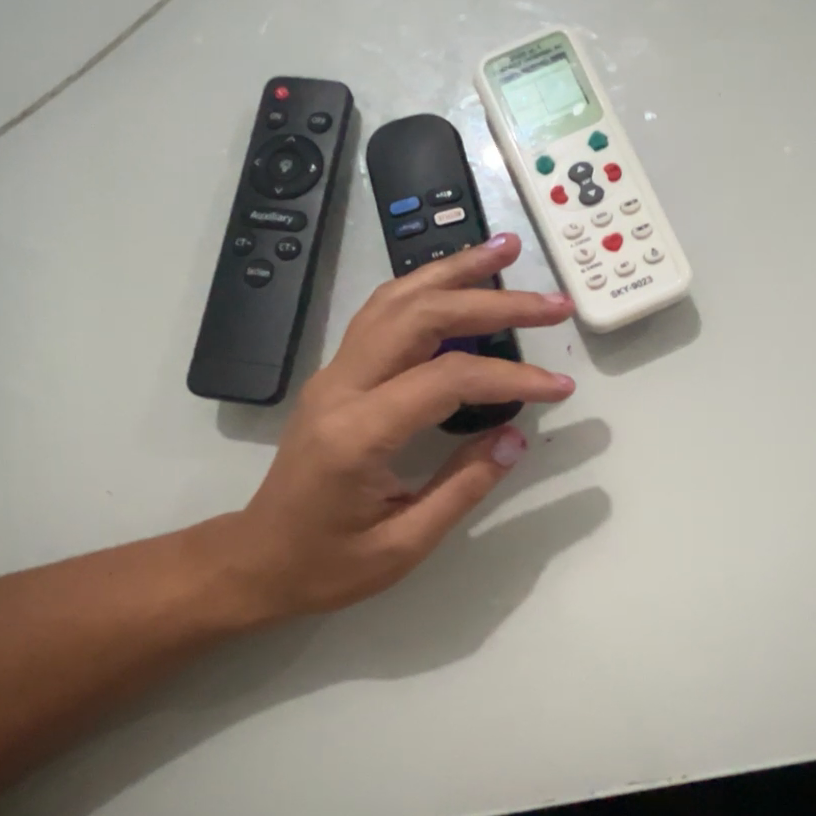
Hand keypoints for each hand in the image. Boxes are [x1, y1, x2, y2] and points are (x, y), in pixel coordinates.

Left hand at [217, 233, 576, 622]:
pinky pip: (383, 314)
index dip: (511, 377)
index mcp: (358, 433)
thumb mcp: (403, 543)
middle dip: (491, 300)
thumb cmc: (327, 564)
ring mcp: (334, 374)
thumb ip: (463, 487)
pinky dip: (426, 288)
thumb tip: (516, 438)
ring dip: (453, 270)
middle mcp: (341, 387)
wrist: (258, 559)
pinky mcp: (337, 374)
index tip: (558, 387)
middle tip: (551, 301)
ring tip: (504, 251)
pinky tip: (456, 281)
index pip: (446, 379)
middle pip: (421, 317)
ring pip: (395, 299)